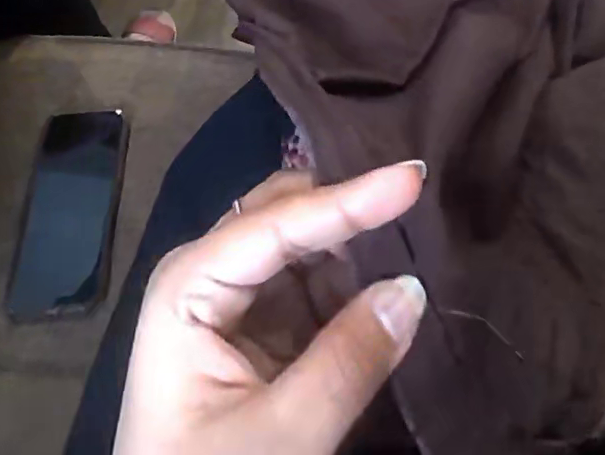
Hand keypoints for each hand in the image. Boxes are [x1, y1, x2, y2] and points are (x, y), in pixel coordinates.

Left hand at [114, 162, 428, 454]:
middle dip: (348, 203)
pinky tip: (385, 271)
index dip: (350, 197)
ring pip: (303, 241)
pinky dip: (350, 278)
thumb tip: (412, 287)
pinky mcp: (257, 325)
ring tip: (411, 226)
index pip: (280, 222)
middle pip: (287, 213)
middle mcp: (208, 271)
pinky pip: (311, 281)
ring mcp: (233, 297)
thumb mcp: (280, 439)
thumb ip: (349, 360)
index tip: (411, 176)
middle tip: (414, 190)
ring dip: (354, 240)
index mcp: (191, 283)